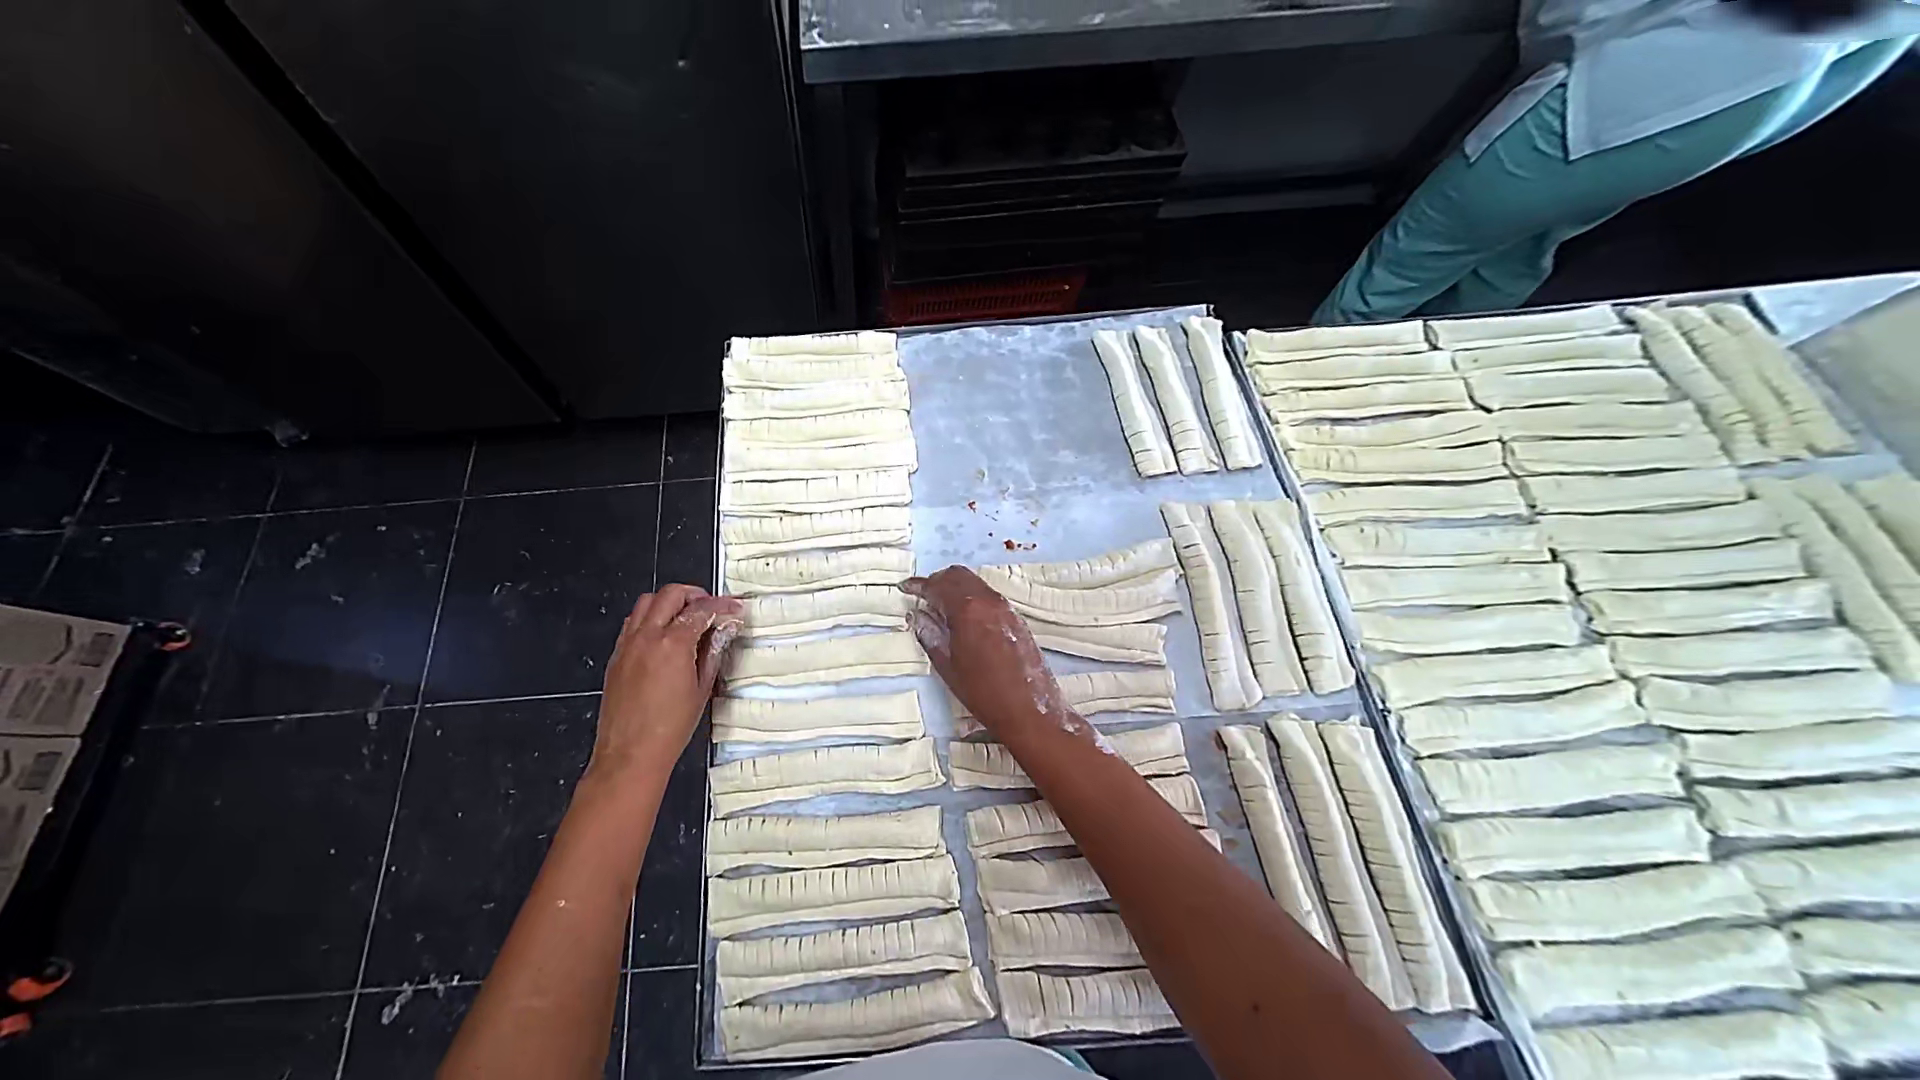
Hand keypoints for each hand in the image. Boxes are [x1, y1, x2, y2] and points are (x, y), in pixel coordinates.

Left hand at [592, 584, 743, 778]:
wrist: (630, 754)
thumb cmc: (667, 728)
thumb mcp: (702, 688)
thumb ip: (713, 652)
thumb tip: (721, 632)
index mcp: (672, 644)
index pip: (701, 609)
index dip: (722, 605)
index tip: (733, 607)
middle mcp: (646, 638)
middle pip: (670, 594)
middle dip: (694, 594)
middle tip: (710, 606)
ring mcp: (627, 645)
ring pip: (646, 602)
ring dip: (669, 602)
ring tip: (687, 616)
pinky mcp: (616, 656)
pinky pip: (632, 622)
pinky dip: (650, 618)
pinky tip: (664, 634)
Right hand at [903, 567, 1084, 740]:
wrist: (1029, 711)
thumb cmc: (984, 694)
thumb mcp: (948, 667)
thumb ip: (930, 635)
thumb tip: (917, 616)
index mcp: (968, 610)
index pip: (938, 586)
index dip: (918, 585)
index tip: (906, 588)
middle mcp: (989, 601)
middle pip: (958, 576)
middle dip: (937, 582)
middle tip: (922, 596)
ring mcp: (1006, 608)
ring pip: (975, 584)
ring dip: (956, 589)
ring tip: (940, 608)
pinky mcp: (1017, 618)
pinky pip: (988, 596)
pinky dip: (972, 598)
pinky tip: (964, 619)